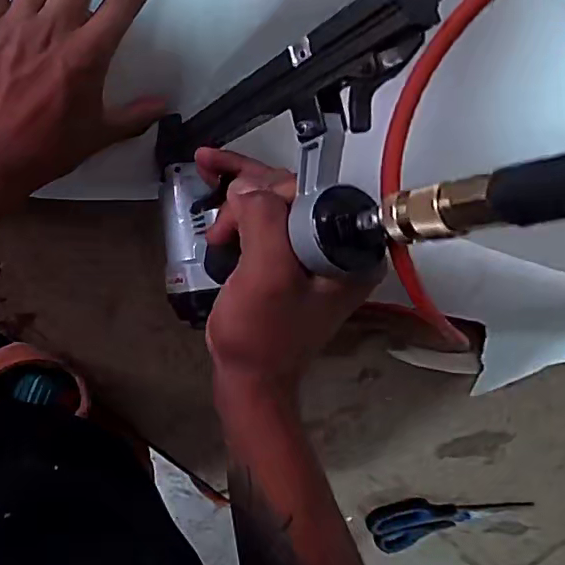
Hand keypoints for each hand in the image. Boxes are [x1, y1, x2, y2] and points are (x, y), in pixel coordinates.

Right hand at [198, 148, 380, 400]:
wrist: (248, 377)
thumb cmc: (259, 337)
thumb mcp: (265, 277)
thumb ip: (264, 223)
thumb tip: (247, 187)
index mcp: (350, 251)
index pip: (311, 193)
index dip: (268, 193)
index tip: (234, 206)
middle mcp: (338, 247)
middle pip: (290, 193)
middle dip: (248, 198)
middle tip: (219, 225)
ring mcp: (312, 254)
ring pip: (274, 202)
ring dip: (238, 200)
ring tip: (213, 214)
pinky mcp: (289, 259)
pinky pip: (266, 220)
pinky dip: (240, 211)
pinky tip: (219, 210)